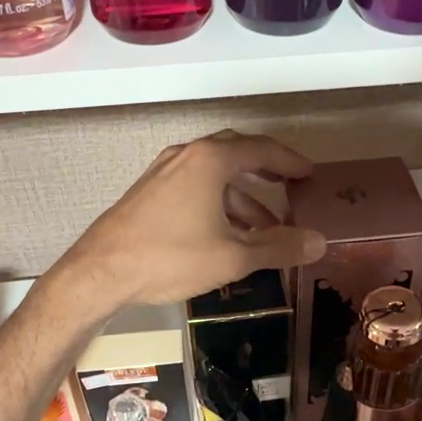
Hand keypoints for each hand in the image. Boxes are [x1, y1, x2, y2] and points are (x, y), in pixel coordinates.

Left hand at [52, 131, 326, 309]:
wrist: (101, 271)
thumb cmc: (171, 257)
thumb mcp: (233, 257)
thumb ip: (279, 247)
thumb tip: (319, 242)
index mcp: (211, 160)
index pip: (262, 149)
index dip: (290, 162)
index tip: (310, 175)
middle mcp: (187, 156)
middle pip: (236, 154)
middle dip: (266, 172)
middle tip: (291, 188)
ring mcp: (164, 173)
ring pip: (214, 176)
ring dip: (243, 197)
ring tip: (266, 228)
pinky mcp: (150, 193)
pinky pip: (195, 188)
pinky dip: (219, 204)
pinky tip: (227, 234)